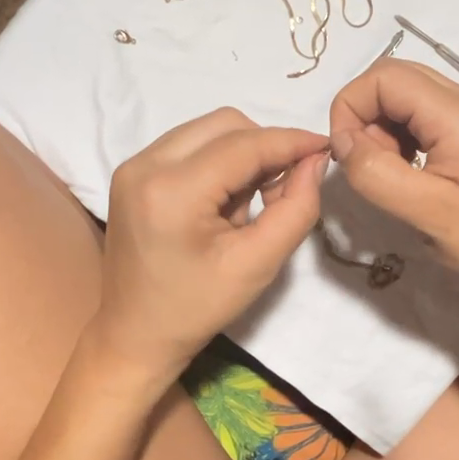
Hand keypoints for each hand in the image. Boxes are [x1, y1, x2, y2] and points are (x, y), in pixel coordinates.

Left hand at [92, 107, 328, 375]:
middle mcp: (145, 165)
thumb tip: (315, 160)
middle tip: (285, 190)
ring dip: (242, 154)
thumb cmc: (198, 308)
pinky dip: (218, 161)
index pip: (245, 145)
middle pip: (225, 124)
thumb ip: (296, 209)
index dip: (291, 142)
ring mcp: (133, 165)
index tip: (327, 148)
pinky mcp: (132, 173)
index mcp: (172, 191)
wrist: (136, 334)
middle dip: (265, 148)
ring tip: (254, 201)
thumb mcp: (258, 264)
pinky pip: (188, 145)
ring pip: (207, 130)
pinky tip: (226, 201)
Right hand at [328, 59, 458, 323]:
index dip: (351, 107)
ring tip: (391, 175)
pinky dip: (398, 137)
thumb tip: (341, 140)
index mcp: (458, 114)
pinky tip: (408, 174)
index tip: (347, 157)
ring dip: (380, 129)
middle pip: (392, 78)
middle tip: (371, 167)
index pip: (384, 76)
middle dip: (364, 117)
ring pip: (403, 95)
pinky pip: (419, 115)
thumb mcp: (426, 213)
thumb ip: (376, 173)